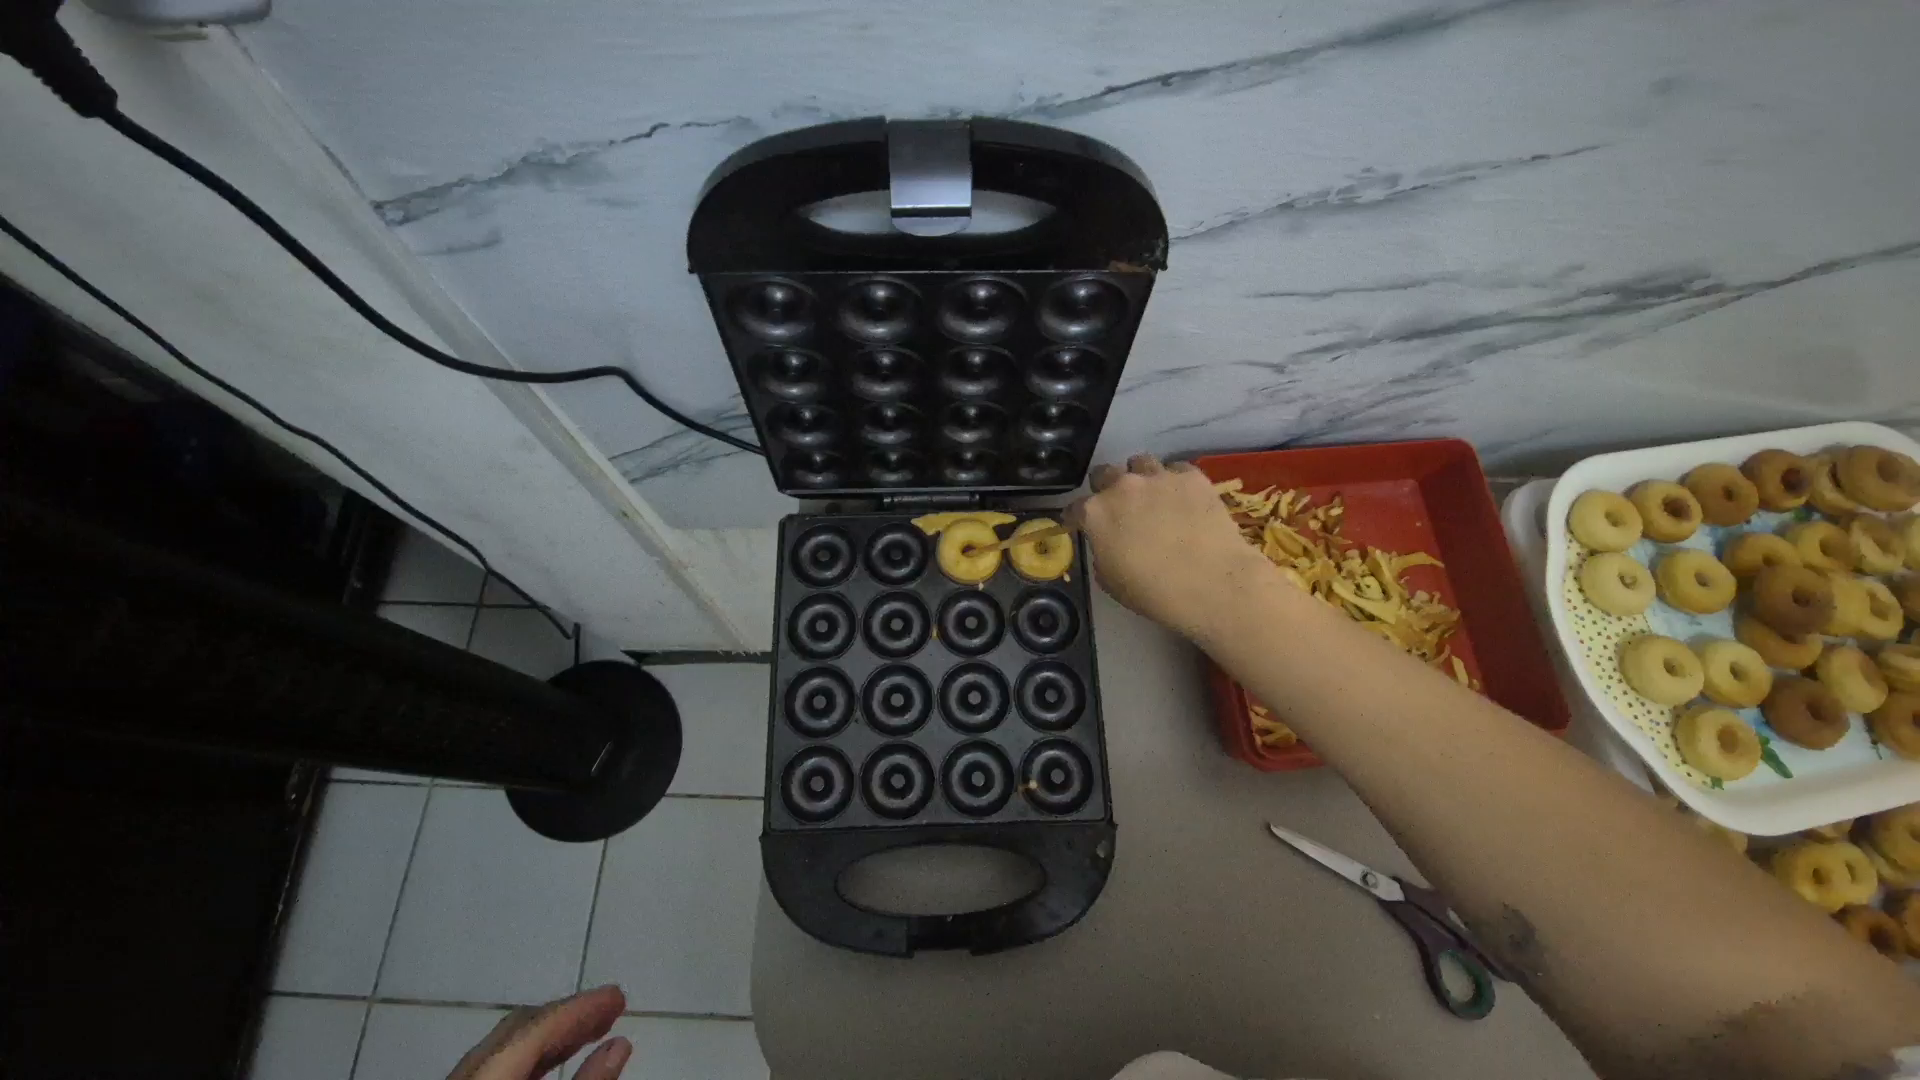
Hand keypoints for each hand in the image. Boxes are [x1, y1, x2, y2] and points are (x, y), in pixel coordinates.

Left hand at [446, 985, 630, 1079]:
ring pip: (505, 1047)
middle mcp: (467, 1069)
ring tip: (592, 1031)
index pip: (536, 1026)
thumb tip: (620, 1045)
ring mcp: (461, 1079)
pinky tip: (554, 1061)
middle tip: (610, 1009)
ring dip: (551, 1035)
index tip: (619, 995)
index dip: (581, 1007)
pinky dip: (531, 1058)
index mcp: (486, 1070)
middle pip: (518, 1029)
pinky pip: (496, 1067)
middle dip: (566, 1015)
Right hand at [1066, 453, 1272, 638]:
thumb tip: (1109, 543)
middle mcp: (1122, 486)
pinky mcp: (1192, 476)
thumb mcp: (1110, 581)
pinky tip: (1183, 498)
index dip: (1076, 518)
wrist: (1211, 583)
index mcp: (1095, 513)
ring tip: (1151, 494)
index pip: (1074, 508)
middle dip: (1106, 487)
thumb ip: (1102, 552)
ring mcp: (1158, 477)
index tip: (1080, 525)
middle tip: (1118, 506)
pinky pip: (1176, 469)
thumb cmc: (1153, 592)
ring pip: (1140, 462)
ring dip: (1140, 476)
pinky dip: (1174, 481)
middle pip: (1104, 473)